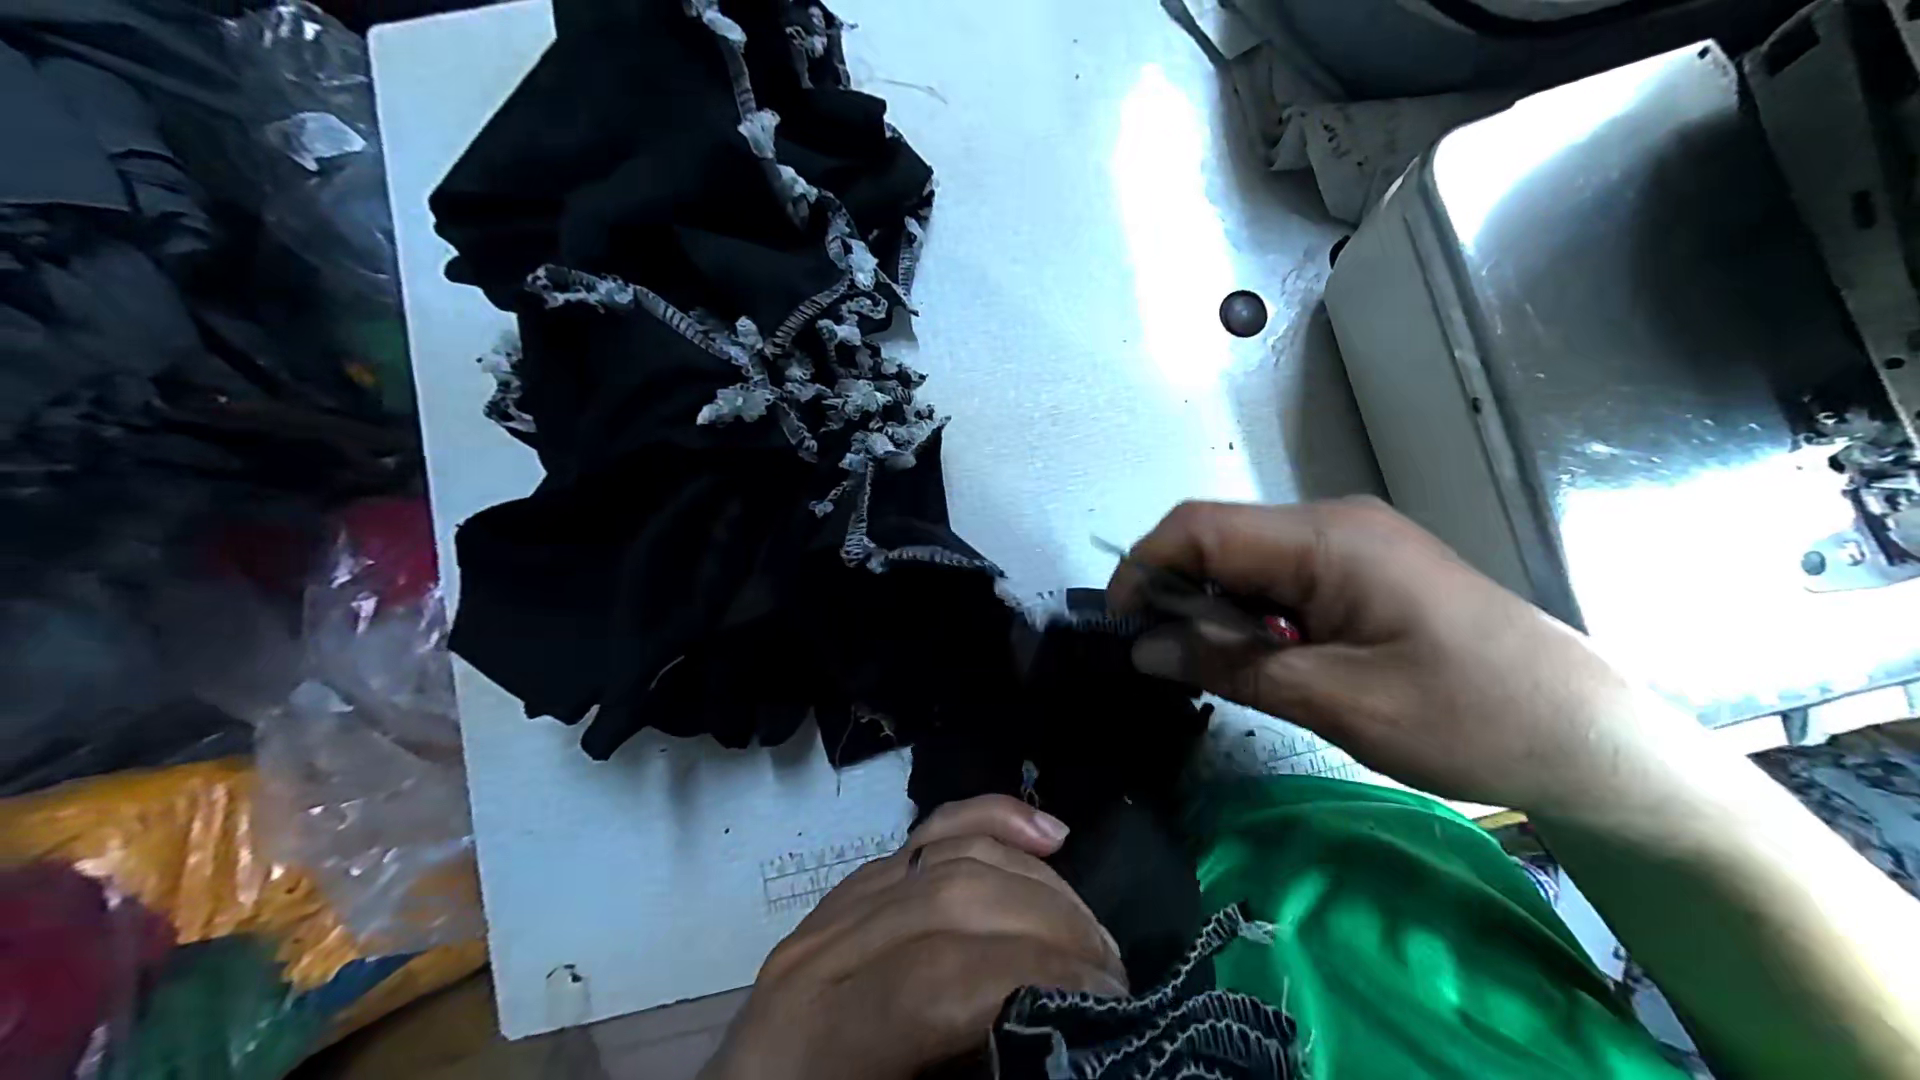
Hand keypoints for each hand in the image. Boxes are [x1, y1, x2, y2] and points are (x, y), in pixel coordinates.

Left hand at [700, 796, 1126, 1079]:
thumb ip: (971, 1063)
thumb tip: (1058, 1033)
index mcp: (823, 1027)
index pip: (942, 973)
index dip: (1036, 977)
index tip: (1109, 1004)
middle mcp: (827, 944)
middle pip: (955, 896)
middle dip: (1051, 926)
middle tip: (1112, 972)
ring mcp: (840, 901)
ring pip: (951, 853)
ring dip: (1036, 884)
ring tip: (1091, 931)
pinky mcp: (857, 883)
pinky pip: (930, 832)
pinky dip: (994, 821)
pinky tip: (1047, 835)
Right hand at [1111, 497, 1689, 816]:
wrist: (1592, 740)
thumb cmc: (1469, 716)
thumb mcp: (1332, 700)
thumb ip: (1227, 665)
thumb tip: (1142, 649)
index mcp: (1326, 537)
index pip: (1200, 528)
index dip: (1144, 568)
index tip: (1121, 626)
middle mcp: (1331, 521)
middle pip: (1217, 538)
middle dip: (1176, 592)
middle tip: (1167, 660)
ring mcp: (1349, 540)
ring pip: (1243, 559)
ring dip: (1214, 607)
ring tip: (1218, 666)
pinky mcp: (1360, 567)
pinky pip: (1277, 575)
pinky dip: (1250, 613)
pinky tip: (1264, 656)